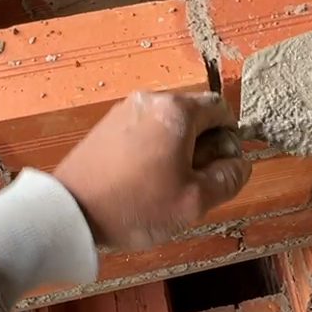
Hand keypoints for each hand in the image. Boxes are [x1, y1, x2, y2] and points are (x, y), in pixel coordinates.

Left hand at [54, 92, 251, 249]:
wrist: (71, 211)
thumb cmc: (135, 205)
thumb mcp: (195, 201)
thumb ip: (228, 179)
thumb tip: (241, 164)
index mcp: (177, 110)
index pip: (222, 110)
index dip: (230, 141)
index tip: (221, 170)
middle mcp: (152, 100)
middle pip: (196, 116)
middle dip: (204, 147)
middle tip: (194, 183)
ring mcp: (125, 110)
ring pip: (170, 126)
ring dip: (179, 151)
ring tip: (166, 187)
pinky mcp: (107, 126)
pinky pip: (146, 132)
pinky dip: (155, 152)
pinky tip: (144, 182)